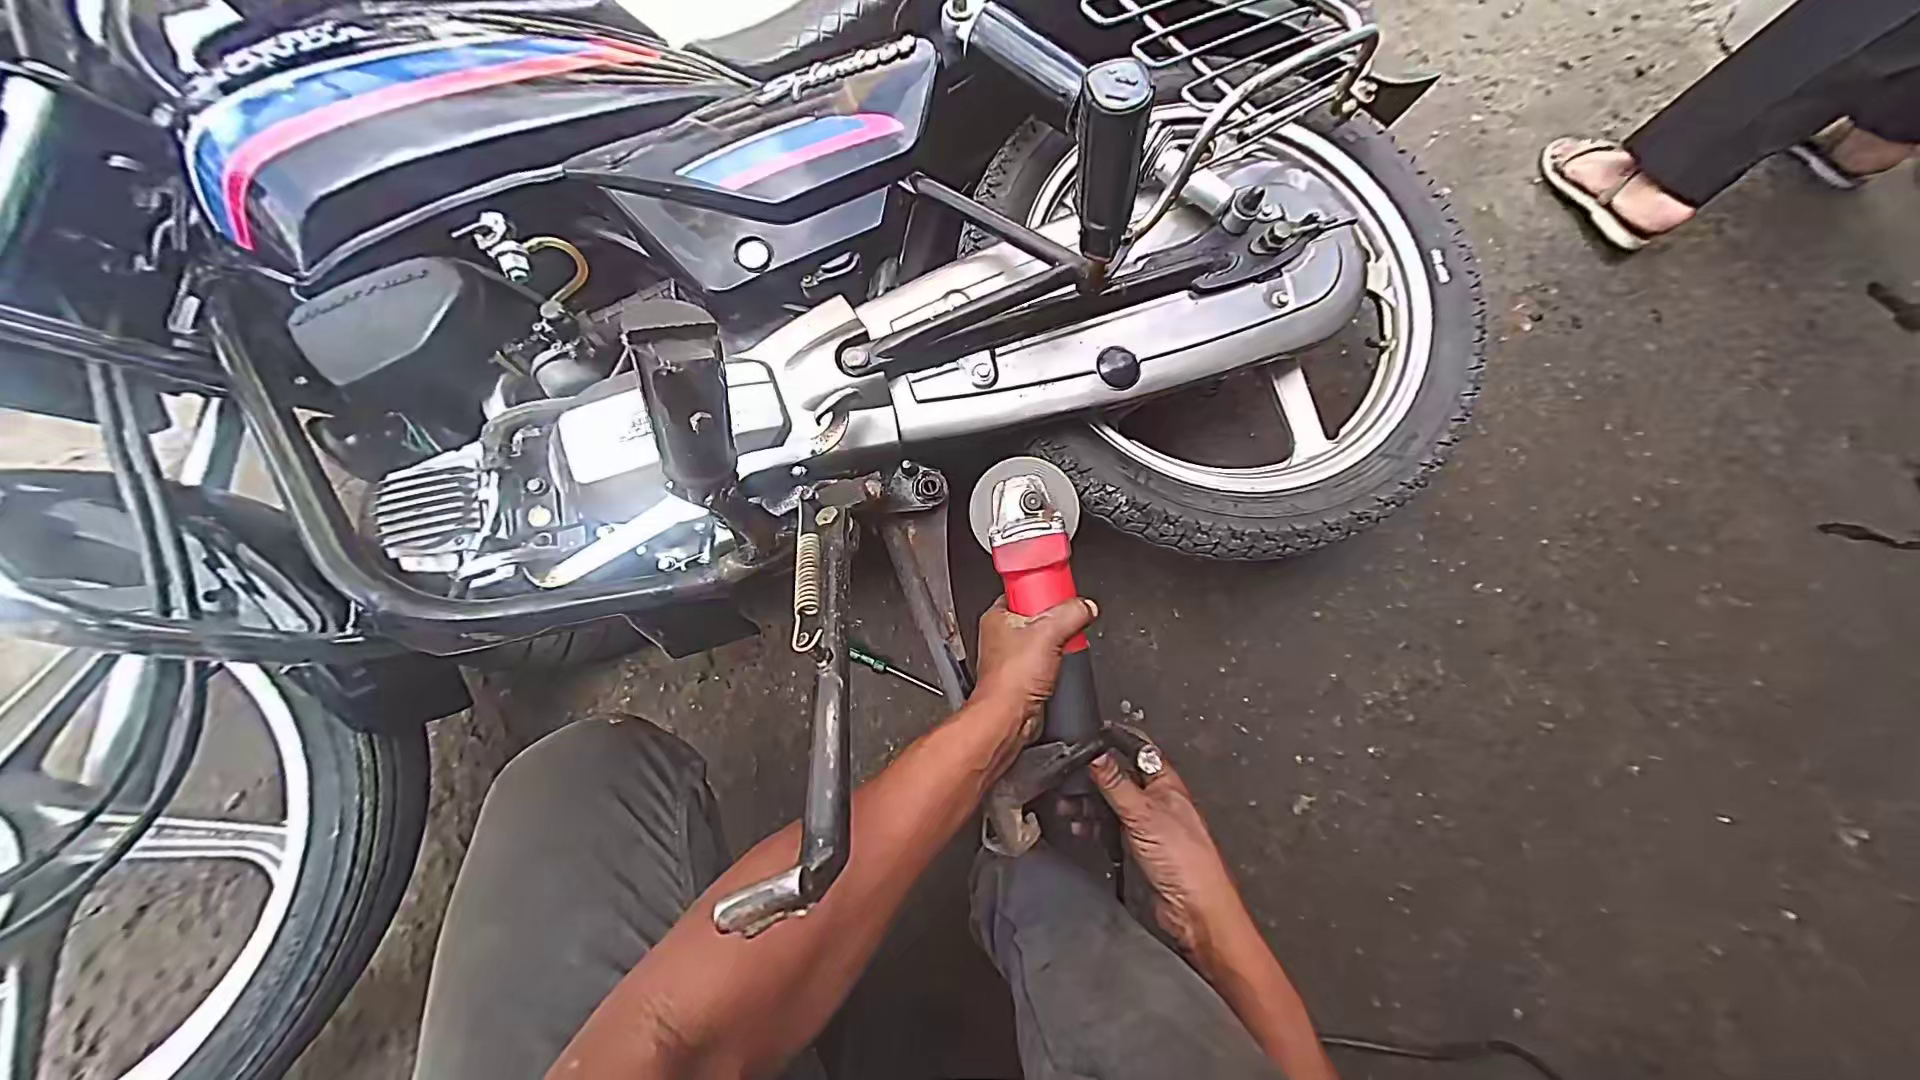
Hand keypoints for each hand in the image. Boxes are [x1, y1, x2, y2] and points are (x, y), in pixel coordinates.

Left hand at [968, 596, 1097, 748]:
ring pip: (1042, 639)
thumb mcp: (1049, 633)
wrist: (1008, 718)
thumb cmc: (1011, 679)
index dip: (1044, 591)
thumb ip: (1071, 614)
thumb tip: (1086, 606)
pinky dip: (1055, 661)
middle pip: (1037, 615)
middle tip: (1066, 625)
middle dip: (1055, 620)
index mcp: (997, 616)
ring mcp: (1010, 655)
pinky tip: (1060, 665)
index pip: (1024, 591)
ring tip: (1063, 647)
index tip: (1061, 595)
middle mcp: (1000, 634)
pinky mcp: (1022, 674)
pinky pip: (1045, 659)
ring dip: (1057, 643)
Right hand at [1089, 745, 1246, 961]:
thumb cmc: (1189, 864)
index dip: (1116, 740)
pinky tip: (1080, 826)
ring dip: (1088, 802)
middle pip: (1119, 776)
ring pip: (1110, 802)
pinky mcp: (1136, 846)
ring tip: (1067, 804)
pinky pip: (1107, 827)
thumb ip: (1116, 783)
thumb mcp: (1144, 814)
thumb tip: (1096, 755)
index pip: (1138, 749)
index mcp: (1166, 784)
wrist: (1196, 914)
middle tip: (1070, 776)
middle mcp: (1156, 800)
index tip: (1091, 736)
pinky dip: (1091, 824)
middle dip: (1094, 776)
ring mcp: (1146, 824)